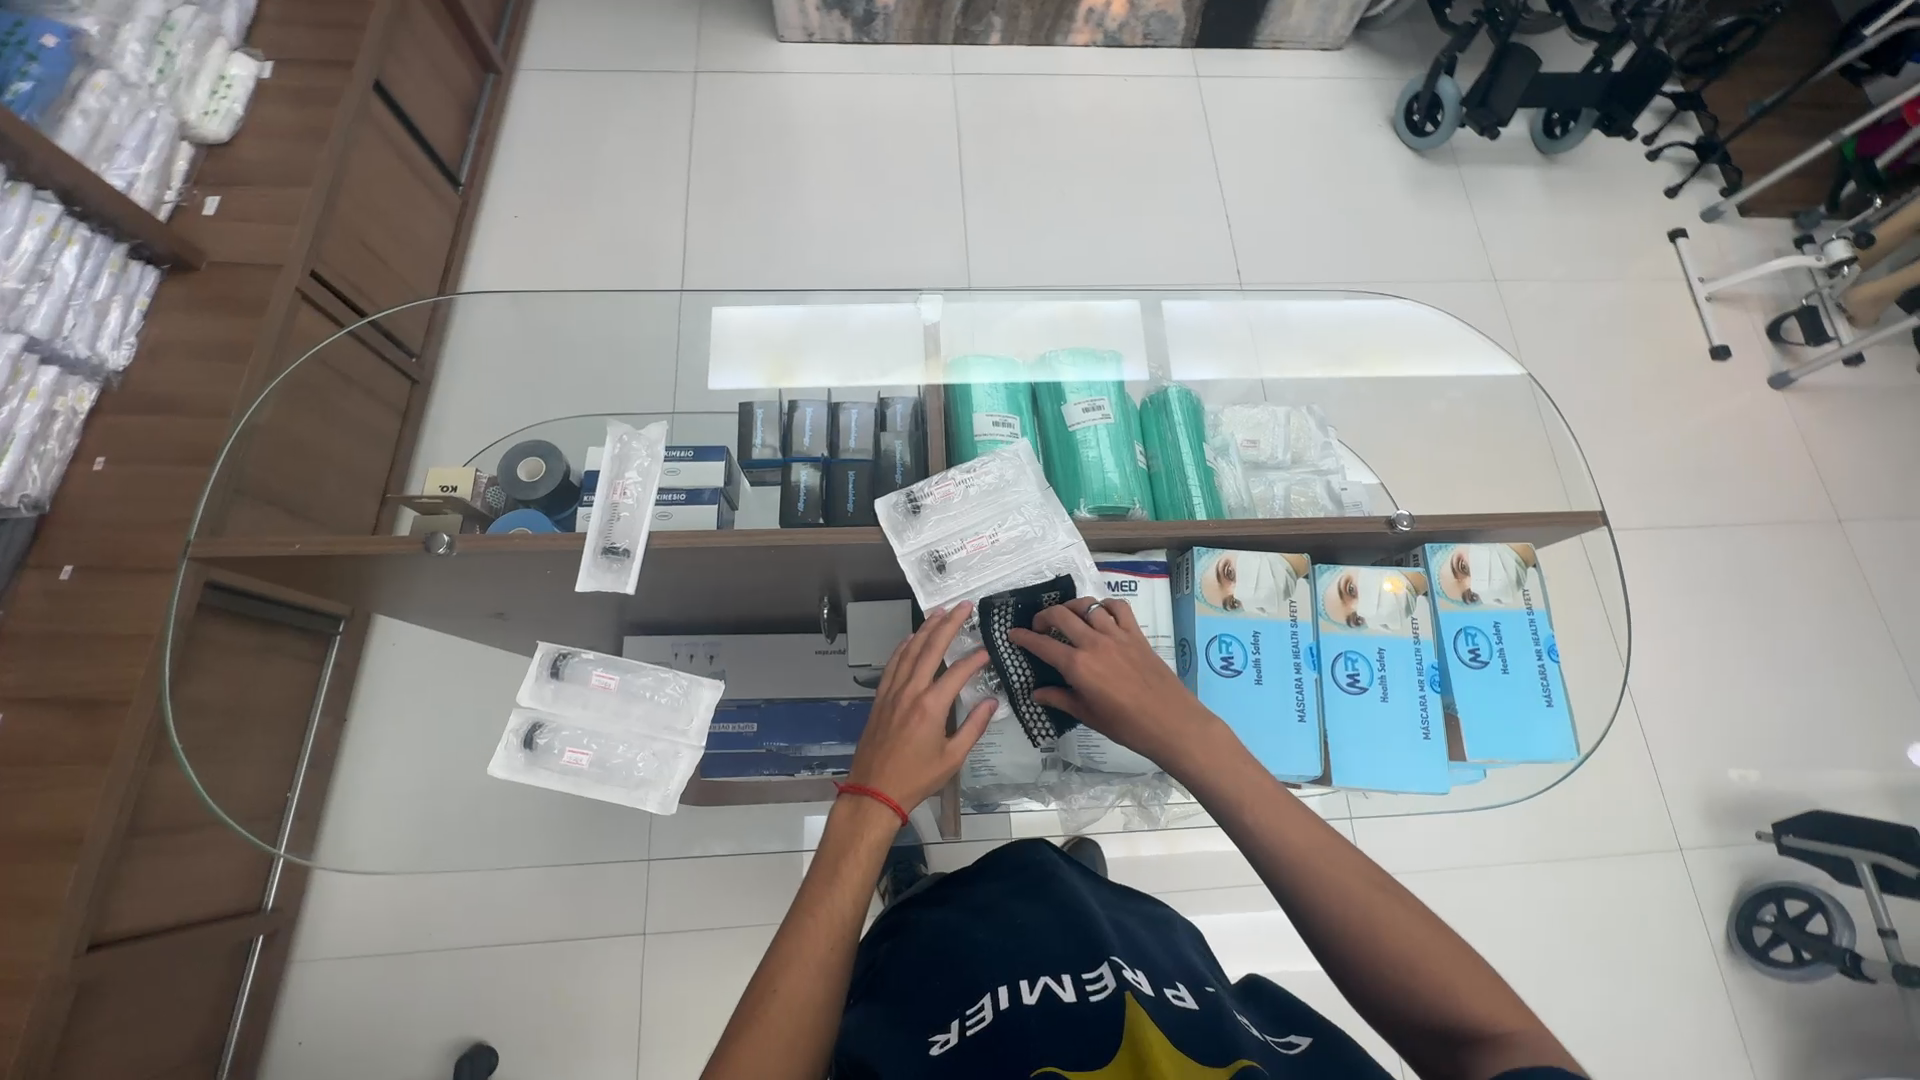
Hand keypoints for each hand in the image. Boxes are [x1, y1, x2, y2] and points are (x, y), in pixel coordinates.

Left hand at [846, 602, 994, 809]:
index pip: (958, 672)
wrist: (874, 792)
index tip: (988, 650)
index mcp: (931, 707)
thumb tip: (992, 702)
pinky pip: (892, 665)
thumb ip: (974, 727)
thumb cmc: (917, 779)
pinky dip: (903, 647)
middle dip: (948, 624)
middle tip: (963, 605)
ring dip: (925, 629)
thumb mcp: (953, 758)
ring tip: (939, 612)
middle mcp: (910, 692)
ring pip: (909, 651)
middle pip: (930, 648)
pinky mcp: (880, 698)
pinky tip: (910, 638)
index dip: (975, 659)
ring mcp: (892, 693)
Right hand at [1009, 597, 1229, 778]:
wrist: (1170, 722)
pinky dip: (1105, 605)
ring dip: (1072, 607)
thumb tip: (1036, 693)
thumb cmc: (1125, 725)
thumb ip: (1059, 699)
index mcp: (1077, 665)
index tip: (1013, 634)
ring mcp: (1116, 634)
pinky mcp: (1136, 634)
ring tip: (1067, 618)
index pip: (1042, 644)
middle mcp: (1093, 643)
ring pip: (1087, 605)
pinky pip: (1118, 607)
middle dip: (1043, 617)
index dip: (1023, 637)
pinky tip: (1101, 615)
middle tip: (1039, 627)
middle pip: (1060, 615)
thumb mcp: (1087, 715)